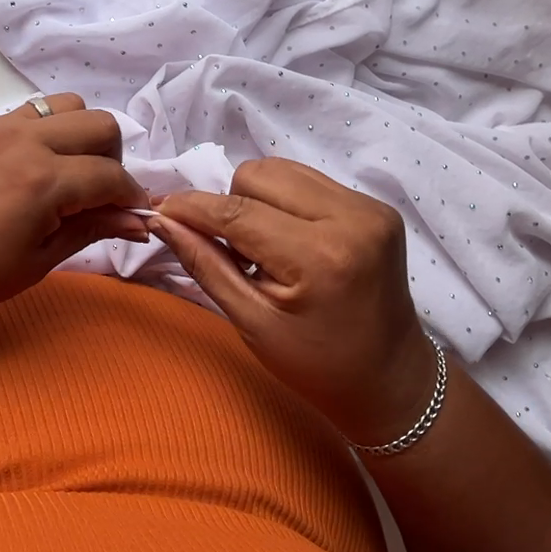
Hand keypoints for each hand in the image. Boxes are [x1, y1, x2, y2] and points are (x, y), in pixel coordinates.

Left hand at [0, 93, 148, 329]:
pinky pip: (34, 110)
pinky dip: (50, 129)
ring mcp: (1, 127)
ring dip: (82, 135)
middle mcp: (26, 141)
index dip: (130, 198)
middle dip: (112, 160)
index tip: (131, 216)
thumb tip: (140, 221)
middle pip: (100, 125)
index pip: (111, 176)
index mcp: (42, 180)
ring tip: (67, 174)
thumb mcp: (40, 259)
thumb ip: (92, 228)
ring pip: (69, 105)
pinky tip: (36, 166)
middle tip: (96, 196)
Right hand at [149, 159, 436, 446]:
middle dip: (229, 205)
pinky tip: (288, 239)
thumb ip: (204, 263)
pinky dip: (282, 201)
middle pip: (256, 175)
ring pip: (279, 170)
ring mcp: (369, 208)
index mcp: (321, 257)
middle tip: (232, 249)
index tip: (158, 209)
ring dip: (255, 198)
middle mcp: (351, 218)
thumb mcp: (250, 322)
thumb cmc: (316, 365)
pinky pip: (305, 180)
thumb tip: (161, 219)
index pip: (236, 211)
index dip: (190, 207)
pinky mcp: (375, 205)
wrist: (392, 381)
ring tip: (262, 245)